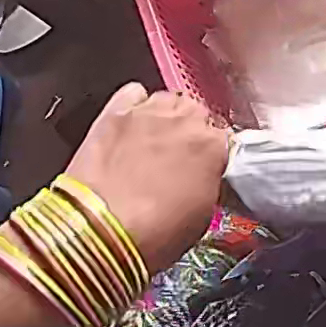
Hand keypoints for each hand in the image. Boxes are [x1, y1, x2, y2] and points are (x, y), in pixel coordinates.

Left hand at [64, 83, 228, 272]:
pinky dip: (136, 104)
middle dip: (191, 132)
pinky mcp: (114, 112)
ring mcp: (148, 112)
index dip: (213, 157)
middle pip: (197, 113)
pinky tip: (132, 124)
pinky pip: (133, 93)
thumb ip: (209, 183)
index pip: (224, 140)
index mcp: (213, 146)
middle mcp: (185, 120)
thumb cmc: (155, 233)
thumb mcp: (202, 216)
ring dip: (166, 117)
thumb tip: (202, 177)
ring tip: (155, 141)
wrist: (101, 230)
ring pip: (168, 100)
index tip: (205, 170)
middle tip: (179, 158)